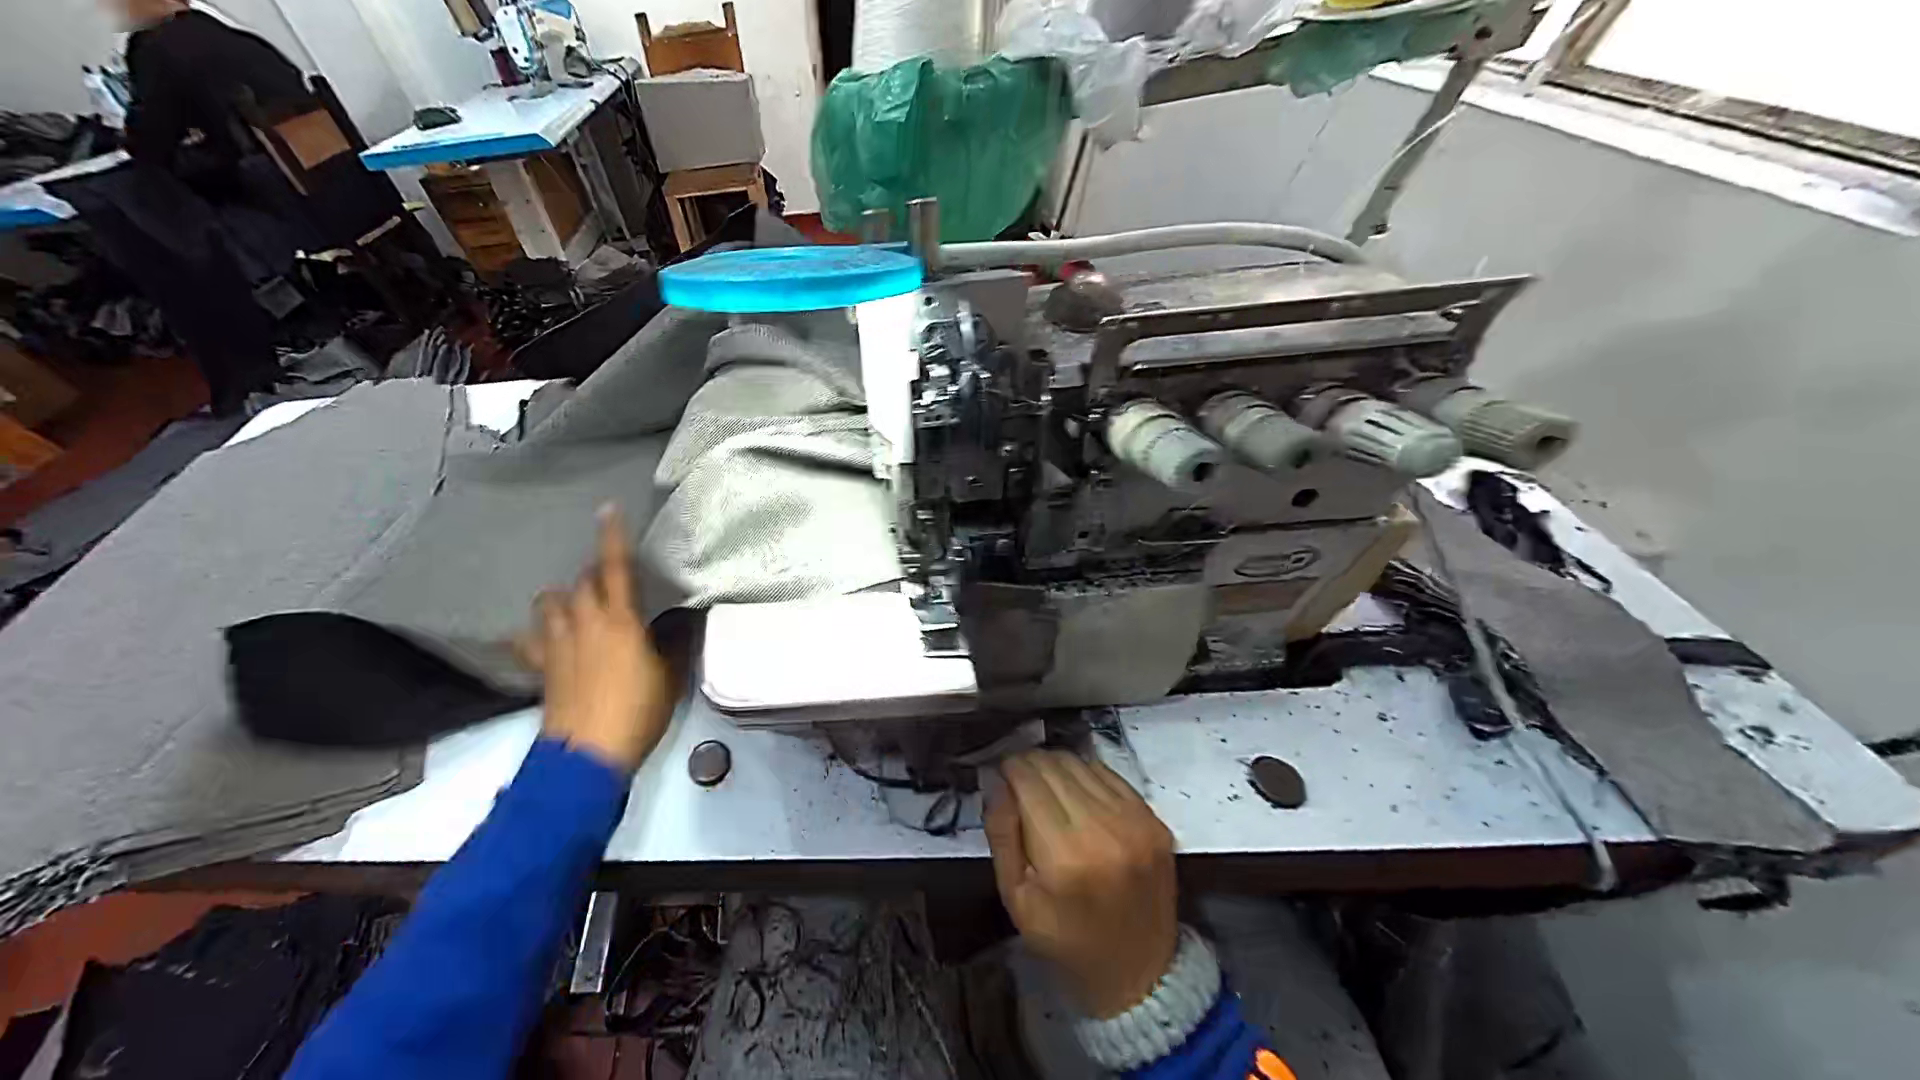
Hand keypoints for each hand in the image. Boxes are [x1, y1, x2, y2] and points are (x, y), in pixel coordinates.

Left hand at [519, 505, 675, 771]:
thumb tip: (678, 625)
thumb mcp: (670, 677)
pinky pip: (527, 641)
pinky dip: (530, 634)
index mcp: (621, 621)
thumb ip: (672, 645)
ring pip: (548, 604)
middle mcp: (585, 624)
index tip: (606, 510)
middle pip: (580, 584)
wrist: (589, 752)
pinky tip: (534, 637)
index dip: (611, 538)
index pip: (616, 570)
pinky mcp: (542, 668)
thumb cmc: (638, 711)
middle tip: (608, 582)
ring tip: (571, 603)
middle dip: (592, 577)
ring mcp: (558, 645)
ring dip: (560, 598)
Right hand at [985, 749, 1179, 1017]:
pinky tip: (1076, 793)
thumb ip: (1002, 834)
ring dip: (1057, 766)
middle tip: (1018, 778)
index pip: (1029, 780)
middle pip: (1055, 765)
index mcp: (1064, 856)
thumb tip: (995, 780)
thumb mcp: (1016, 899)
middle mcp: (1104, 829)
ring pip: (1082, 762)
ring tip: (1045, 786)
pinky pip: (1109, 774)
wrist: (1139, 972)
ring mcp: (1135, 821)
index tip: (999, 773)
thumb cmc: (1067, 940)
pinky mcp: (1154, 819)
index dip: (1008, 768)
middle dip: (1029, 764)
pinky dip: (1086, 774)